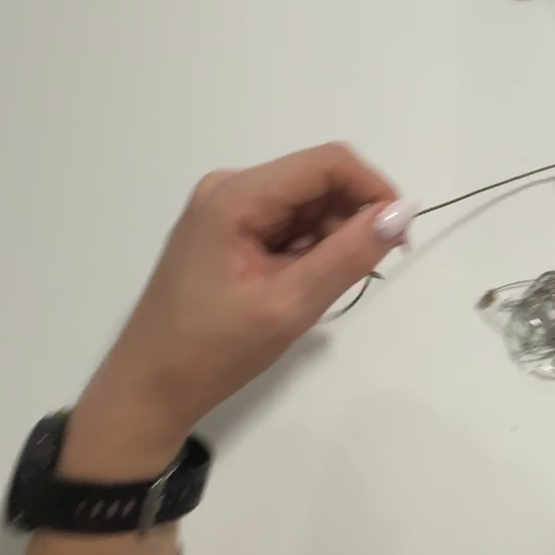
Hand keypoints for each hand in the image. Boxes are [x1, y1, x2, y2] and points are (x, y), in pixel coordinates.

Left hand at [69, 143, 415, 466]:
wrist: (150, 391)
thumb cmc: (214, 350)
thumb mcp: (292, 303)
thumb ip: (351, 253)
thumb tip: (404, 211)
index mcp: (237, 196)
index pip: (330, 164)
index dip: (375, 191)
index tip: (398, 238)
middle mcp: (233, 189)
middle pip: (322, 181)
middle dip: (356, 219)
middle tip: (365, 272)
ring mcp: (232, 209)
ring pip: (314, 204)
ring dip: (337, 238)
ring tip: (323, 287)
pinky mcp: (235, 231)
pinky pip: (296, 223)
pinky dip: (317, 249)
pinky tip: (305, 285)